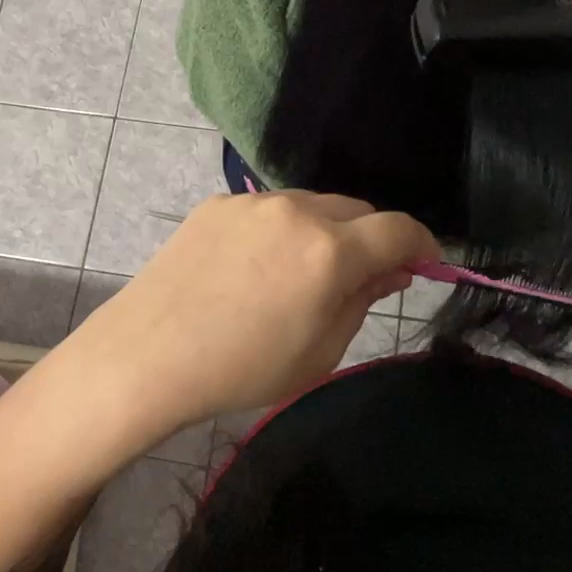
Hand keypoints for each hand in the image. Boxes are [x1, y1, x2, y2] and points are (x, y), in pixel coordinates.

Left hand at [60, 191, 438, 435]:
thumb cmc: (242, 369)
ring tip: (302, 275)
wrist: (147, 355)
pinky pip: (269, 210)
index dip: (423, 244)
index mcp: (331, 252)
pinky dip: (282, 230)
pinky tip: (255, 269)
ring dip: (326, 231)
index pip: (399, 229)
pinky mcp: (217, 203)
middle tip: (363, 278)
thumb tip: (392, 269)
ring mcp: (253, 202)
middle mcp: (297, 211)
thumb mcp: (320, 352)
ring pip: (313, 205)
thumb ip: (364, 300)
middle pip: (357, 210)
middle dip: (372, 238)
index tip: (425, 263)